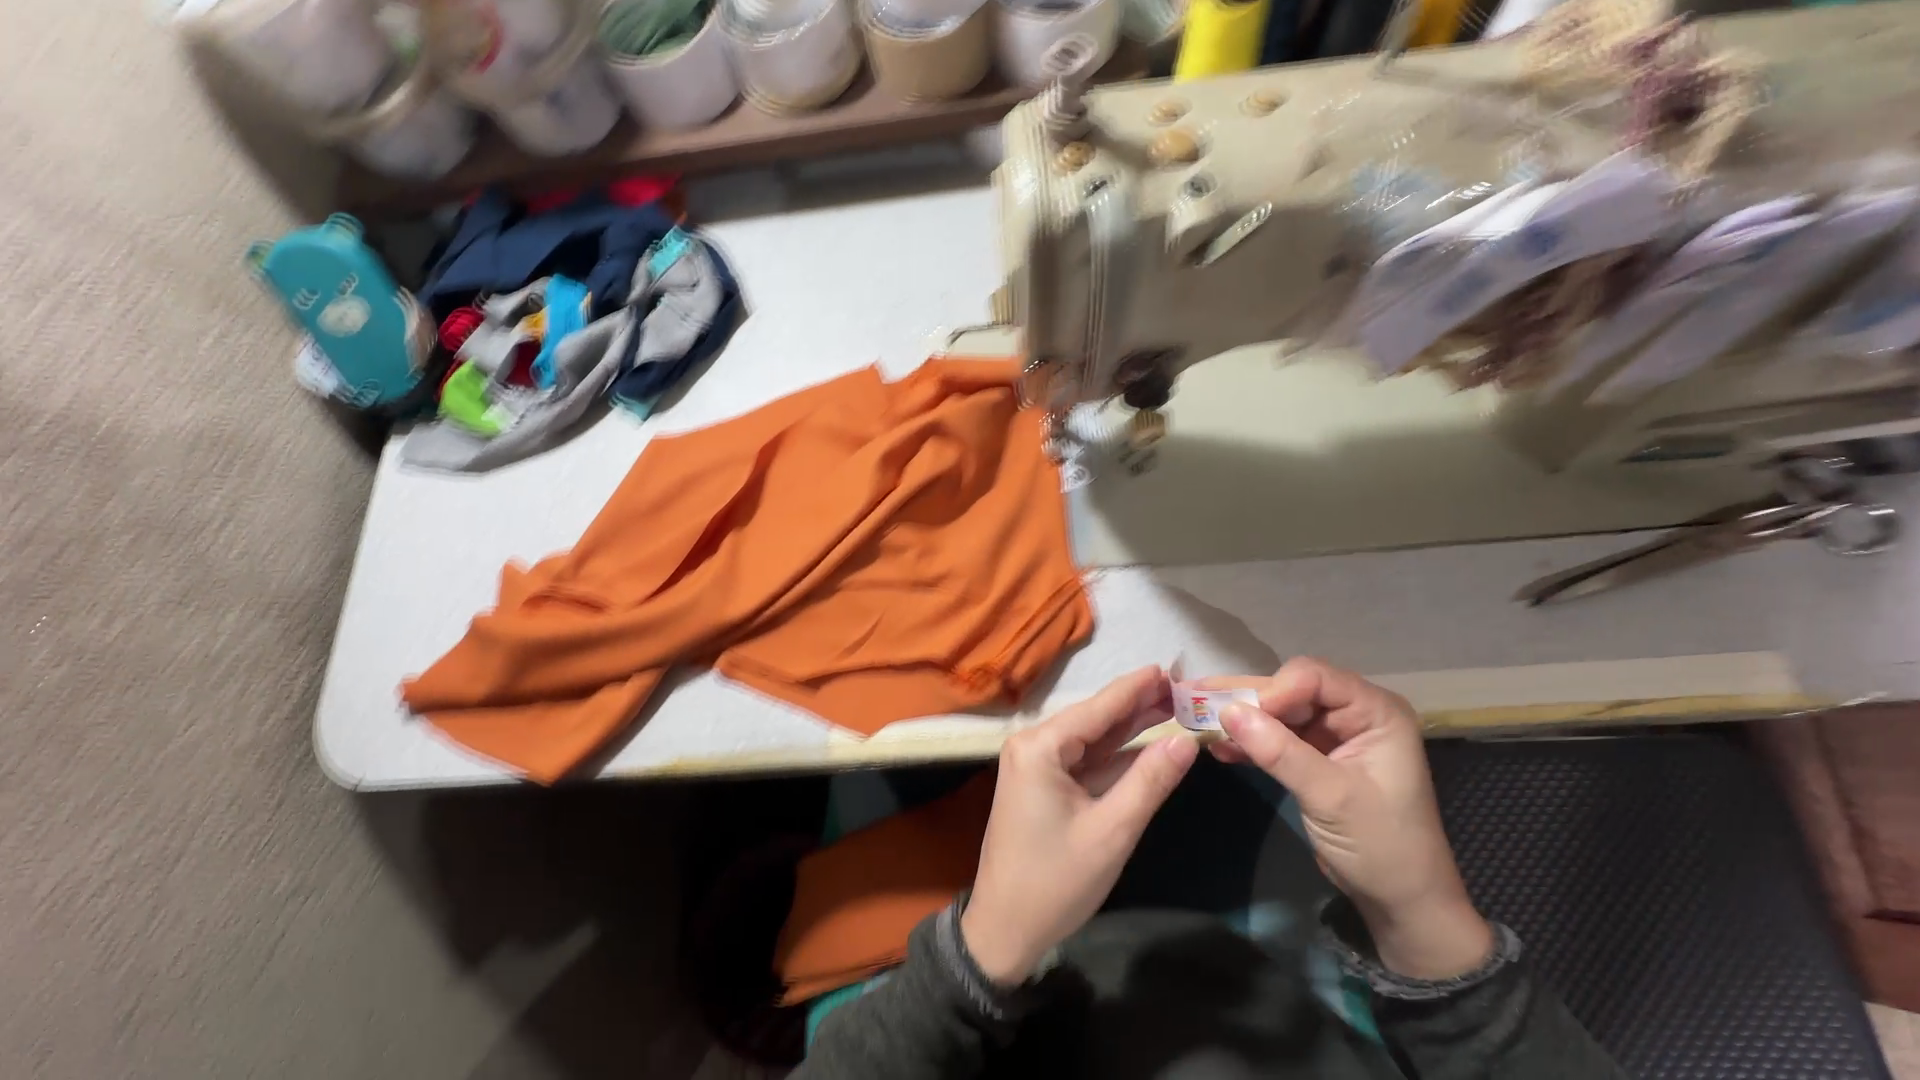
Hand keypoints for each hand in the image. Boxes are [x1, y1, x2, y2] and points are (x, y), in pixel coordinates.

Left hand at [962, 667, 1198, 984]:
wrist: (1006, 930)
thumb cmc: (1055, 881)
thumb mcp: (1111, 831)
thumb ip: (1149, 781)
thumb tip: (1186, 741)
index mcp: (1040, 748)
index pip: (1098, 708)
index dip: (1136, 688)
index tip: (1169, 667)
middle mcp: (1034, 747)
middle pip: (1095, 719)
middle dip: (1138, 705)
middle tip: (1184, 687)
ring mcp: (1038, 768)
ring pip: (1093, 741)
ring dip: (1131, 729)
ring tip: (1174, 706)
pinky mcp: (1045, 788)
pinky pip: (1087, 763)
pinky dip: (1117, 757)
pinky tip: (1149, 744)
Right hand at [1210, 658, 1493, 979]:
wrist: (1401, 902)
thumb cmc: (1381, 846)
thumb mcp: (1331, 796)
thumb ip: (1280, 751)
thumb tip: (1228, 711)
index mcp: (1375, 712)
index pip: (1314, 678)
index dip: (1273, 690)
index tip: (1238, 716)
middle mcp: (1355, 714)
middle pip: (1291, 690)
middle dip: (1247, 698)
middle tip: (1196, 700)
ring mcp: (1334, 736)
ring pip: (1278, 713)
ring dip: (1241, 719)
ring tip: (1195, 719)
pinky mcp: (1315, 758)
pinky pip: (1276, 738)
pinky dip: (1249, 741)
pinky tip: (1217, 747)